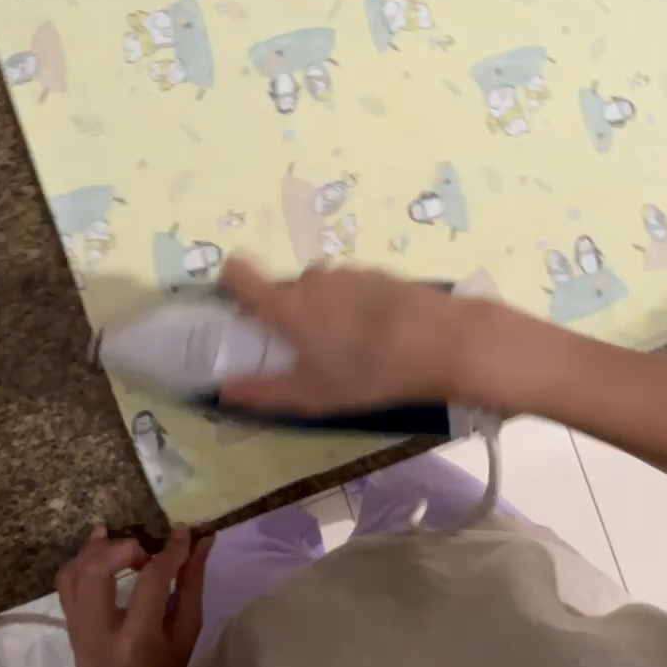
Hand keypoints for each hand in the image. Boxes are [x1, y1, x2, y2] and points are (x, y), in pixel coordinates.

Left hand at [58, 525, 213, 666]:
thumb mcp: (186, 634)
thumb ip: (193, 583)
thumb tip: (202, 541)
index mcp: (137, 638)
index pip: (151, 580)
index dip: (171, 550)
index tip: (184, 531)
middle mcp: (100, 632)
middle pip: (97, 571)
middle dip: (125, 547)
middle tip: (147, 551)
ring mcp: (78, 630)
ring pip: (74, 573)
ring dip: (99, 548)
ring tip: (125, 542)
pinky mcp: (69, 627)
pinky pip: (66, 583)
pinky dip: (82, 558)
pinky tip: (101, 545)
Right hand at [216, 256, 472, 414]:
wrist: (442, 341)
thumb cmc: (367, 371)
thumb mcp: (312, 395)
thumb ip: (263, 392)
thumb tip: (224, 391)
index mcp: (286, 304)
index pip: (239, 272)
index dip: (233, 284)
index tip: (245, 312)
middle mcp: (312, 279)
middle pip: (286, 289)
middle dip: (291, 314)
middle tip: (310, 350)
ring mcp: (348, 272)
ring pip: (323, 289)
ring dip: (326, 311)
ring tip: (352, 348)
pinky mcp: (379, 273)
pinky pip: (353, 288)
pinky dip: (356, 306)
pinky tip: (380, 335)